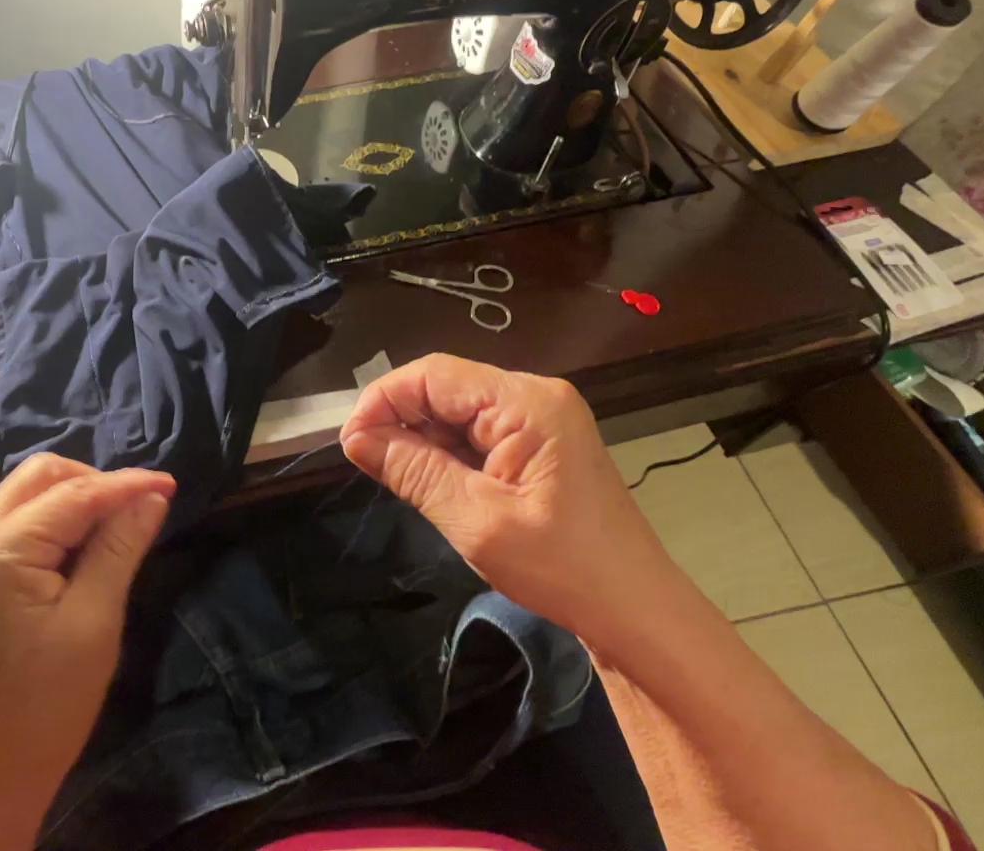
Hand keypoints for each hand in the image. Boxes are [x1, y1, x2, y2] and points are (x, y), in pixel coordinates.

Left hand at [0, 455, 172, 850]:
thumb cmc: (44, 706)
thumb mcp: (94, 623)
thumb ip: (120, 549)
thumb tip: (152, 497)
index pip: (74, 494)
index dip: (127, 485)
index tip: (171, 485)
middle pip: (40, 477)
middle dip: (94, 482)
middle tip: (139, 507)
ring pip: (25, 495)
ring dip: (73, 498)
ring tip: (118, 523)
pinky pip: (14, 523)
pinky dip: (53, 521)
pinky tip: (83, 544)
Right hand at [338, 353, 668, 631]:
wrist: (634, 609)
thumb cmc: (560, 568)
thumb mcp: (474, 520)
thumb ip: (412, 470)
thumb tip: (354, 438)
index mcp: (527, 403)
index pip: (434, 374)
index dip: (383, 399)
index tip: (349, 442)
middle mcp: (535, 396)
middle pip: (446, 387)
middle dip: (400, 419)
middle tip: (367, 462)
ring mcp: (542, 418)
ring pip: (458, 410)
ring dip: (422, 438)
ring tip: (398, 477)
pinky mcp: (541, 442)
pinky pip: (479, 431)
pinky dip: (448, 452)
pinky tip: (433, 480)